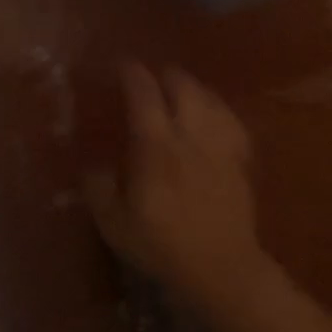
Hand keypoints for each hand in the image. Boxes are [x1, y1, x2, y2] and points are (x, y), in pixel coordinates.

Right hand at [86, 64, 270, 307]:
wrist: (220, 268)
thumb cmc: (160, 245)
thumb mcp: (114, 222)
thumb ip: (99, 186)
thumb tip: (91, 163)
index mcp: (156, 149)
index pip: (145, 97)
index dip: (132, 75)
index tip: (121, 64)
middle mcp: (192, 138)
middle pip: (185, 89)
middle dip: (166, 75)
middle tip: (150, 75)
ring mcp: (221, 148)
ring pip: (211, 101)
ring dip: (193, 88)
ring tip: (179, 89)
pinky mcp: (240, 163)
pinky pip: (232, 122)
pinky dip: (218, 110)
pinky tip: (212, 116)